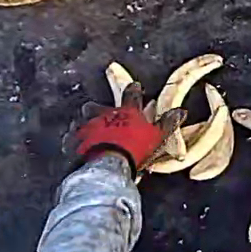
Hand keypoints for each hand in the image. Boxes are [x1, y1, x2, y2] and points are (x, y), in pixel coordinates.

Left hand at [67, 81, 186, 174]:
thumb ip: (167, 123)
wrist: (108, 166)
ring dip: (83, 124)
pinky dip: (72, 141)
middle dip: (97, 108)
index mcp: (126, 113)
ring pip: (81, 120)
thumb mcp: (157, 137)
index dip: (134, 90)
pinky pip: (70, 138)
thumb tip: (180, 111)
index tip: (136, 86)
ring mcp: (87, 127)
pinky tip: (73, 145)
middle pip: (97, 106)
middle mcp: (104, 115)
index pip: (132, 96)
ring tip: (84, 129)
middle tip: (98, 111)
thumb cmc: (135, 150)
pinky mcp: (74, 141)